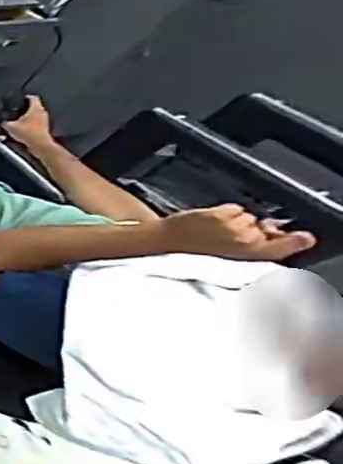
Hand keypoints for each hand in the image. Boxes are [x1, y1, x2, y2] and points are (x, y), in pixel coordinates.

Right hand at [1, 94, 53, 148]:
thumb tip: (1, 120)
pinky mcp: (44, 125)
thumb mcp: (9, 126)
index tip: (19, 98)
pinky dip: (30, 120)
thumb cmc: (26, 132)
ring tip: (17, 116)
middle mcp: (42, 112)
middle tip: (15, 108)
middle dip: (25, 106)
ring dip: (28, 113)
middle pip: (34, 105)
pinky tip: (22, 124)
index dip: (26, 96)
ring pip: (35, 113)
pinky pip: (36, 119)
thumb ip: (4, 122)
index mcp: (36, 108)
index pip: (33, 97)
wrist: (39, 143)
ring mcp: (45, 119)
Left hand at [160, 203, 317, 261]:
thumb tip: (275, 232)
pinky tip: (208, 219)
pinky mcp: (219, 214)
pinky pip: (234, 208)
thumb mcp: (230, 254)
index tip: (301, 236)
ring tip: (213, 228)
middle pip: (264, 228)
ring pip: (248, 217)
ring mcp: (232, 226)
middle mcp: (246, 240)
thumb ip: (256, 247)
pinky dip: (224, 211)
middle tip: (226, 235)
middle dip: (251, 229)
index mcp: (252, 254)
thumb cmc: (192, 250)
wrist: (163, 241)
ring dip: (234, 220)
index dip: (298, 240)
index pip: (290, 245)